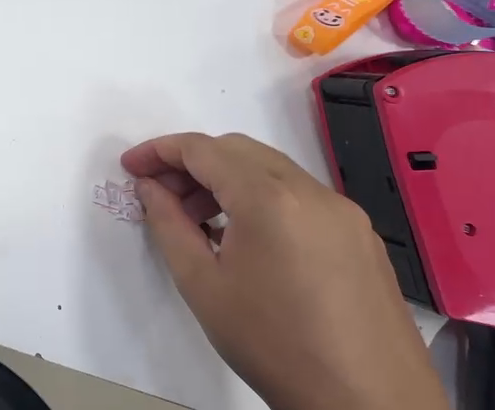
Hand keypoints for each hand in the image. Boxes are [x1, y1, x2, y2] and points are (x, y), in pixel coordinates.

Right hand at [122, 133, 448, 409]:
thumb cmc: (275, 344)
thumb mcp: (201, 282)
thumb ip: (168, 222)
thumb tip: (151, 188)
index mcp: (271, 200)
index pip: (201, 150)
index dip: (157, 152)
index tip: (130, 168)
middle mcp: (314, 196)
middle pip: (238, 150)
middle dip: (191, 161)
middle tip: (159, 190)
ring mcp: (347, 218)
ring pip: (271, 169)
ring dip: (226, 178)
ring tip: (198, 217)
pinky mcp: (364, 242)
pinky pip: (301, 196)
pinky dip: (261, 197)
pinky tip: (244, 236)